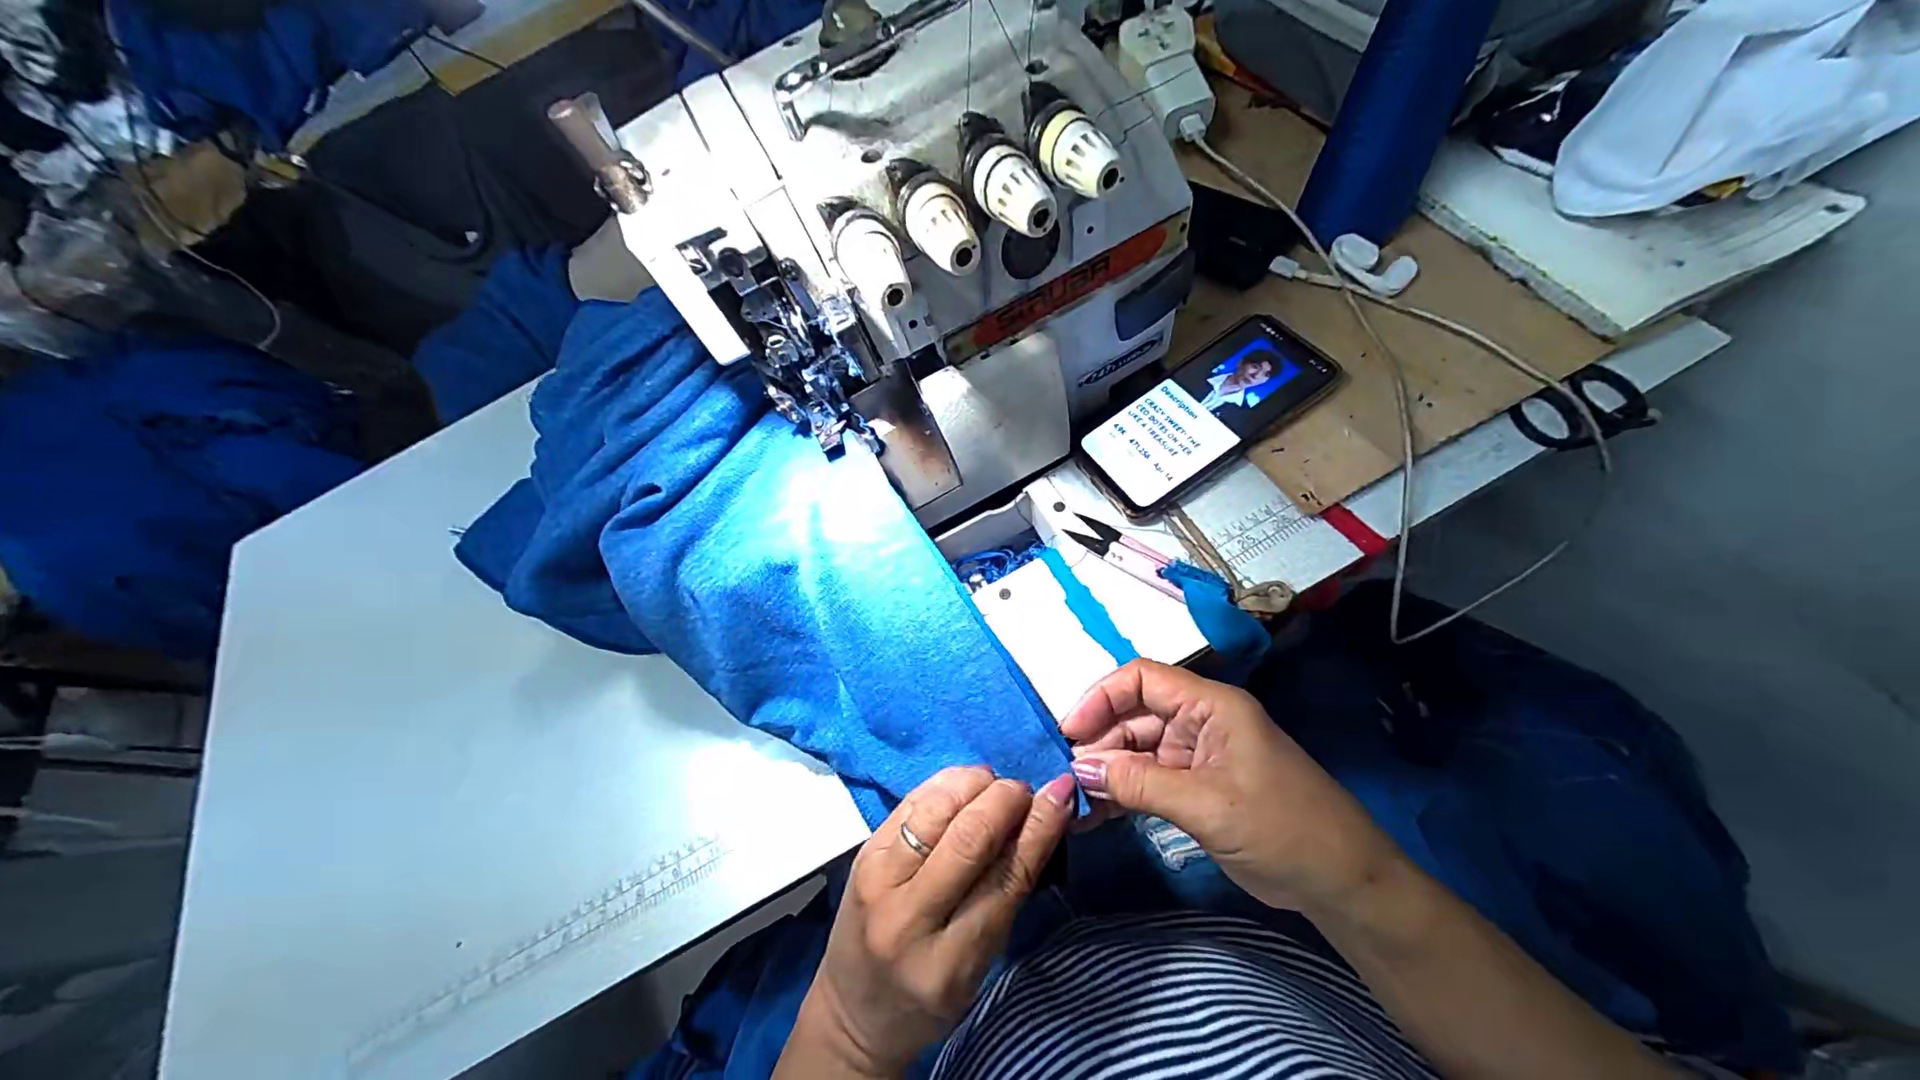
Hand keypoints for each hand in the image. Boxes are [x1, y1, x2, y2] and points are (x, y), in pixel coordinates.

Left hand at [778, 766, 1075, 1078]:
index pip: (1006, 879)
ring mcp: (877, 879)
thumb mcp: (978, 962)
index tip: (1061, 794)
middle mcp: (908, 916)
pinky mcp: (863, 852)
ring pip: (936, 808)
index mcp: (949, 962)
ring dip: (975, 783)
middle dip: (1007, 799)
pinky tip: (964, 782)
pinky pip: (910, 801)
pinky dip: (945, 783)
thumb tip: (1041, 818)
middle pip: (970, 837)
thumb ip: (1007, 892)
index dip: (1039, 828)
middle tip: (1026, 790)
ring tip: (995, 785)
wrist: (852, 1011)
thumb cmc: (927, 997)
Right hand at [1062, 659, 1403, 913]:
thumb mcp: (1207, 804)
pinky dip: (1122, 794)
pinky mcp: (1195, 788)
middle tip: (1070, 778)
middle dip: (1099, 741)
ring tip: (1077, 801)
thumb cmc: (1282, 827)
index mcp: (1210, 705)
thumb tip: (1080, 768)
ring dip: (1106, 772)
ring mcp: (1196, 756)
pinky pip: (1147, 780)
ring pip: (1136, 749)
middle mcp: (1199, 721)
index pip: (1142, 679)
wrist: (1342, 882)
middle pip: (1134, 714)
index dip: (1101, 697)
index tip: (1071, 732)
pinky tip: (1096, 816)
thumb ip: (1139, 783)